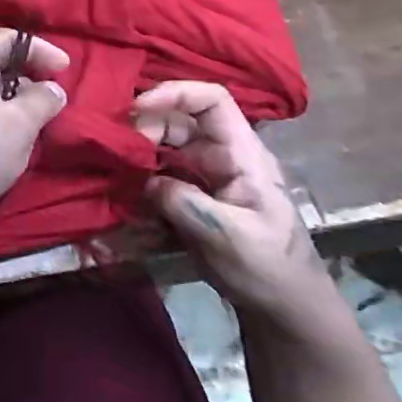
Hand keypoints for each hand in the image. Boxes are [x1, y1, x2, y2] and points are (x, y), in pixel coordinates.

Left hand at [0, 28, 69, 241]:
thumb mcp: (19, 123)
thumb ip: (42, 99)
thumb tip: (53, 89)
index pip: (6, 38)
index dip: (39, 47)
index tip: (65, 69)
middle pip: (2, 63)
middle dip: (34, 75)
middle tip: (56, 100)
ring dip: (24, 100)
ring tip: (42, 122)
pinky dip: (11, 117)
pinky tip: (22, 138)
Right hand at [133, 81, 342, 332]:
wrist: (286, 309)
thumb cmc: (268, 268)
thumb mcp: (227, 235)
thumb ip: (182, 200)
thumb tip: (145, 180)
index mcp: (243, 155)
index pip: (212, 100)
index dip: (174, 93)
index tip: (136, 109)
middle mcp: (224, 156)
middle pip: (179, 120)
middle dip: (145, 126)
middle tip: (119, 150)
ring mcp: (208, 176)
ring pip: (165, 146)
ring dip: (138, 152)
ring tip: (115, 168)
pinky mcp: (194, 196)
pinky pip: (160, 173)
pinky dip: (139, 176)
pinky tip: (124, 190)